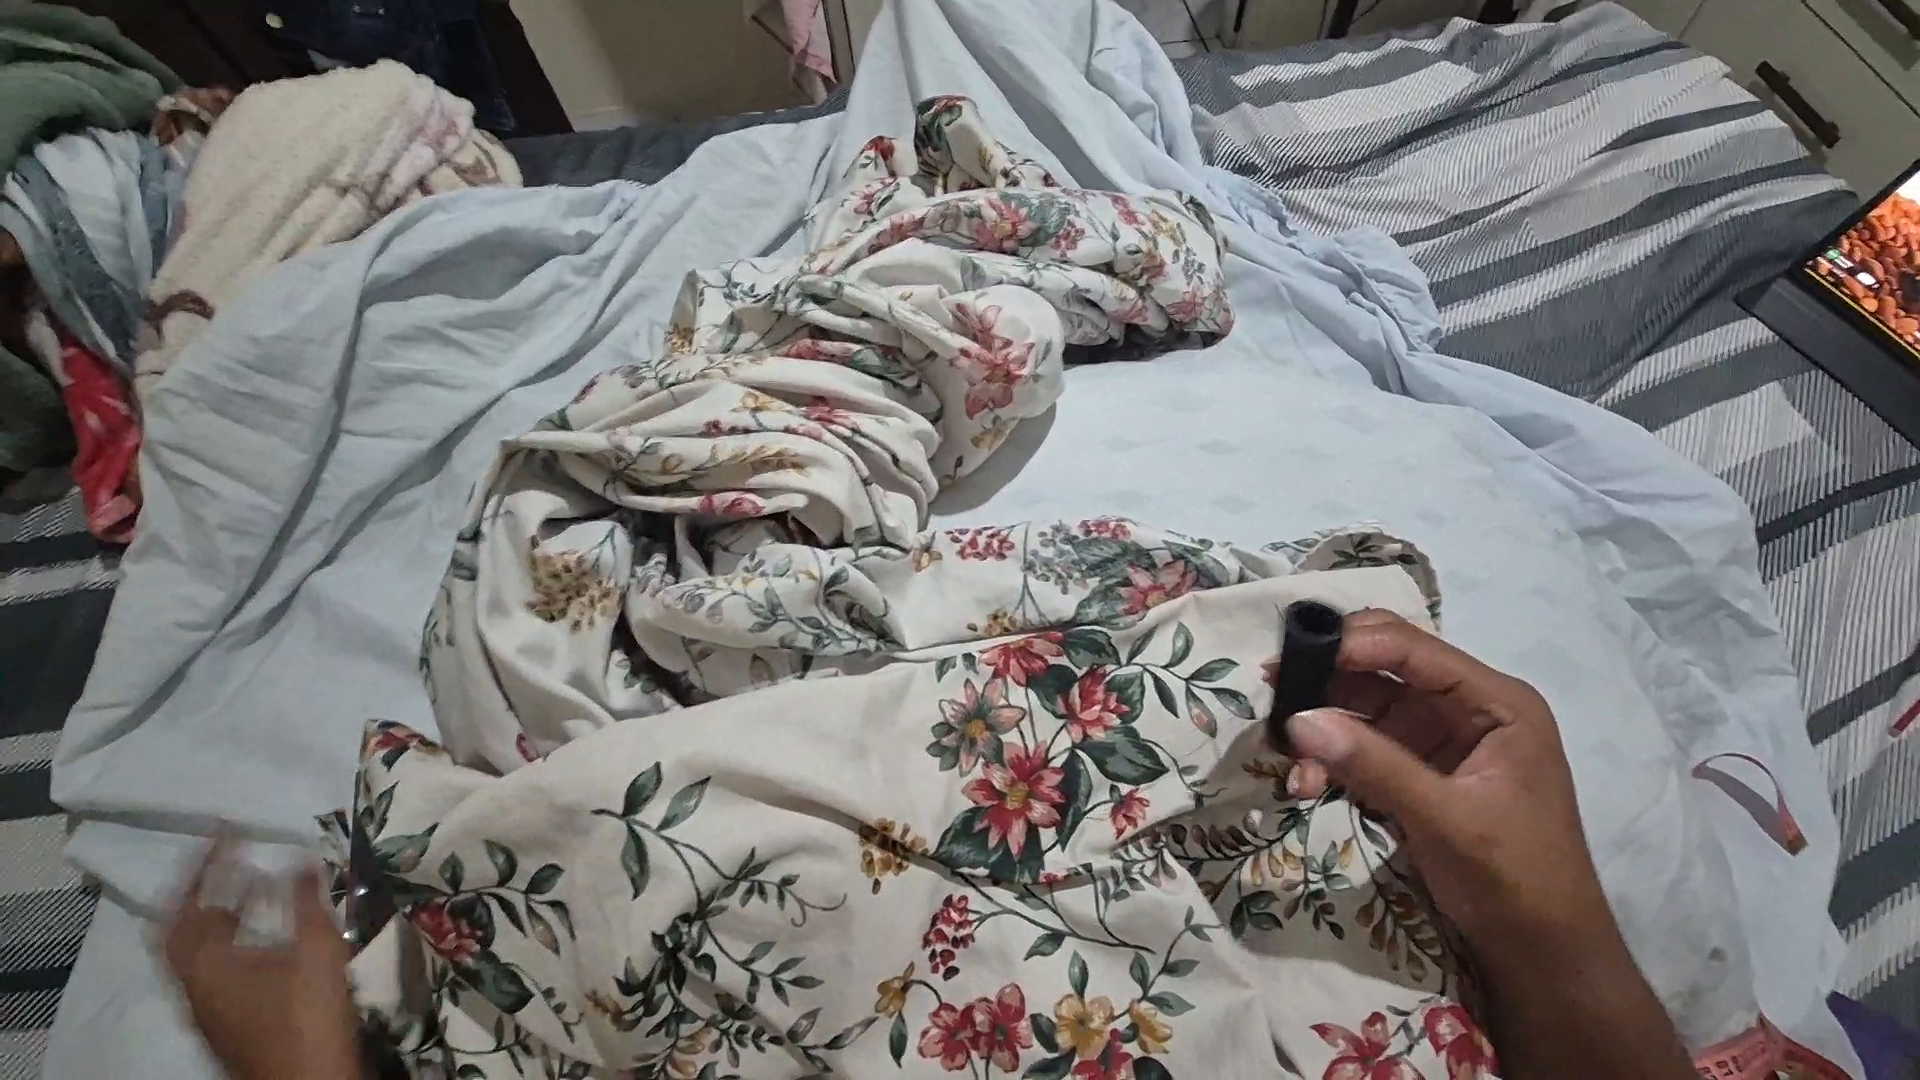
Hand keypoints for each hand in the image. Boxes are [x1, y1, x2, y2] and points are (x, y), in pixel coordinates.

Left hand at [160, 838, 365, 1079]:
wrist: (306, 1075)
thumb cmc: (309, 1010)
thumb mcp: (317, 947)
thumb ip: (305, 901)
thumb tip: (300, 858)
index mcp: (206, 963)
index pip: (190, 903)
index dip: (205, 864)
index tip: (226, 828)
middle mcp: (194, 982)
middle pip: (181, 928)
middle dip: (202, 888)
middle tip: (229, 855)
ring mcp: (207, 1002)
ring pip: (196, 947)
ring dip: (217, 911)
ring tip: (250, 883)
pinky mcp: (226, 1012)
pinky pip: (213, 961)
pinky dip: (231, 933)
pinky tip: (265, 928)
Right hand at [1282, 609, 1609, 947]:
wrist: (1540, 953)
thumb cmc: (1516, 880)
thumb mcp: (1447, 821)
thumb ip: (1374, 766)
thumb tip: (1298, 721)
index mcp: (1495, 702)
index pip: (1412, 648)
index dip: (1351, 644)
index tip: (1292, 661)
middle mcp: (1463, 706)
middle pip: (1381, 664)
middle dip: (1327, 676)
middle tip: (1275, 687)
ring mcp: (1435, 735)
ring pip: (1361, 702)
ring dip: (1320, 722)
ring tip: (1283, 748)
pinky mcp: (1411, 764)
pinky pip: (1357, 742)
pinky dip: (1328, 758)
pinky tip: (1306, 784)